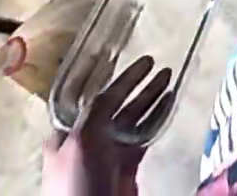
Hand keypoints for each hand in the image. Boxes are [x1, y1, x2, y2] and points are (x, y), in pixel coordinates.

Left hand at [43, 55, 173, 195]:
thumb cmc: (78, 185)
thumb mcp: (82, 142)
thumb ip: (95, 111)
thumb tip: (111, 87)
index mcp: (67, 133)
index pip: (87, 94)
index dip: (105, 74)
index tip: (123, 55)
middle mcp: (87, 139)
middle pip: (114, 102)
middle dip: (134, 81)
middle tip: (153, 61)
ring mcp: (108, 153)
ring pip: (132, 115)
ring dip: (150, 94)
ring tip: (167, 74)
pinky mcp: (127, 166)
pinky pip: (144, 134)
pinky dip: (157, 116)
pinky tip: (169, 100)